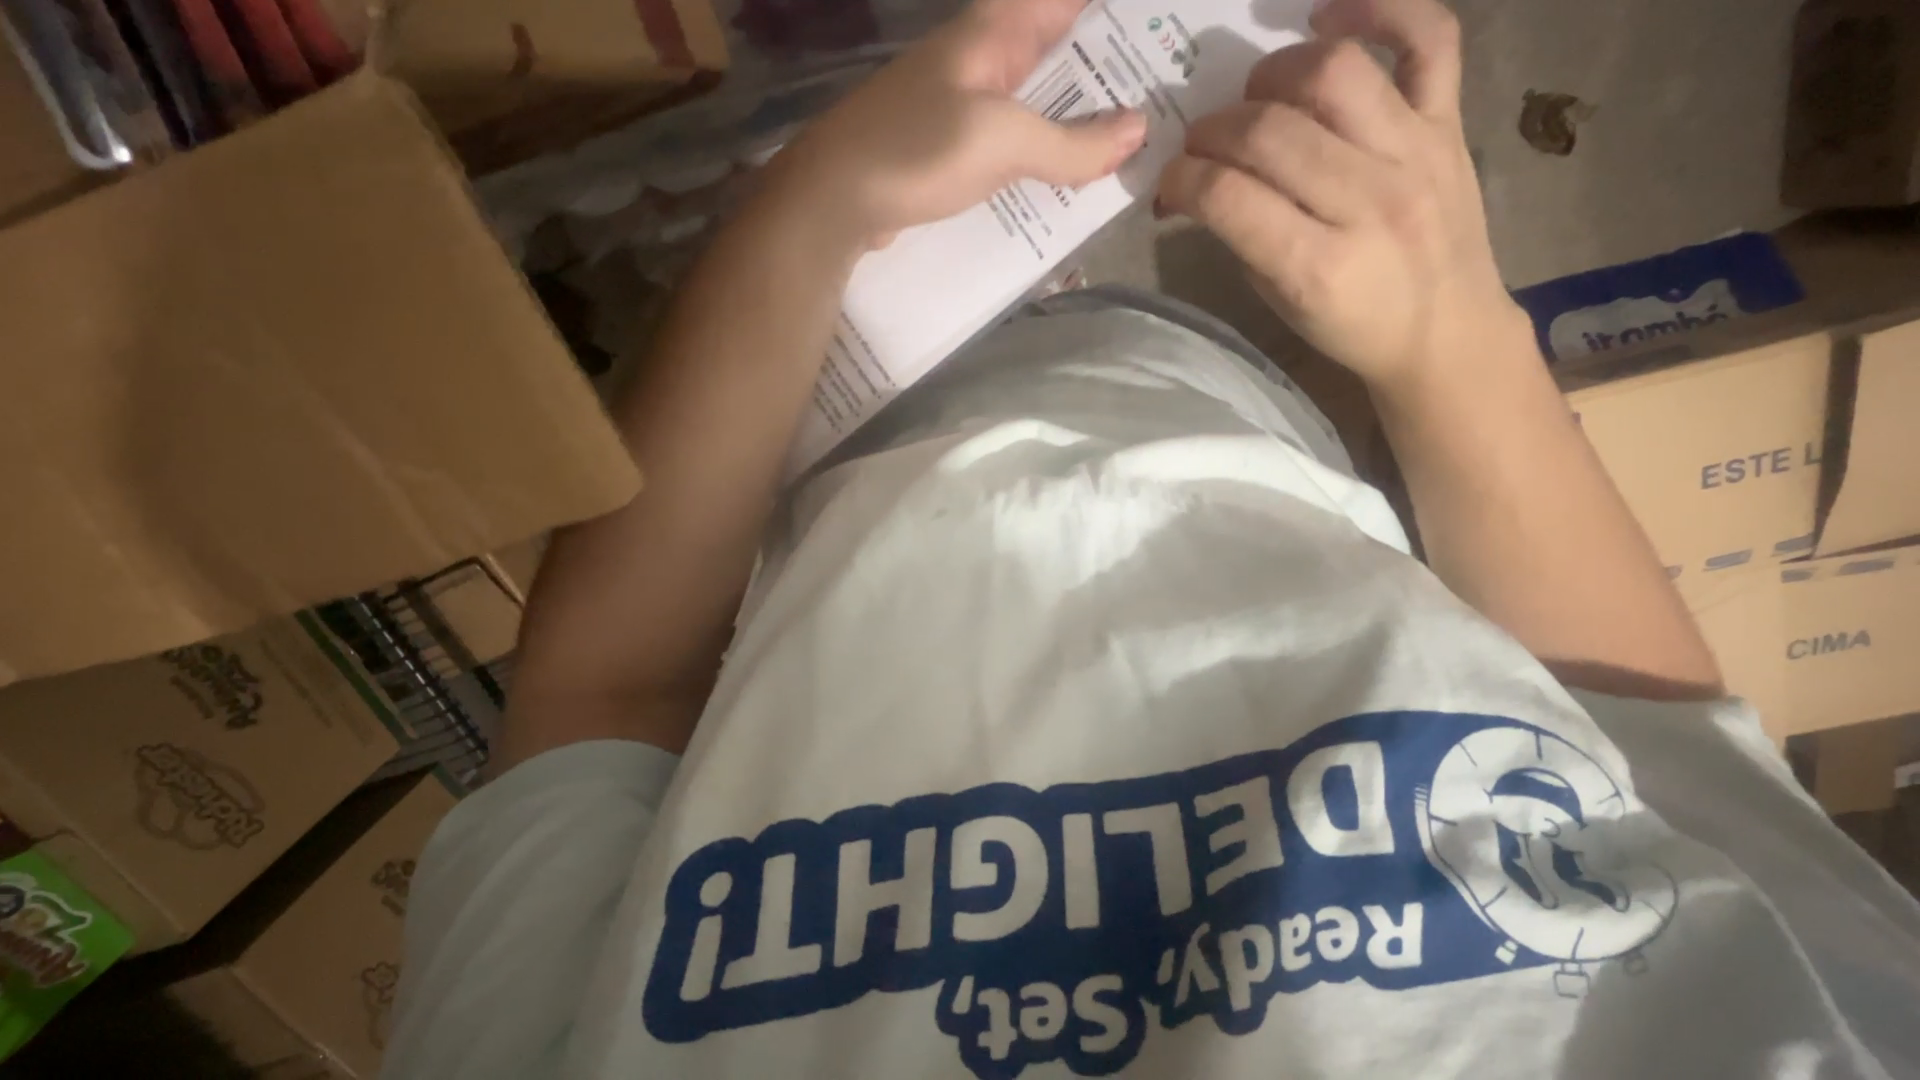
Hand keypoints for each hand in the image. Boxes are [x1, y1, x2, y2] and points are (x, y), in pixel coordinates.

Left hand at [767, 0, 1147, 250]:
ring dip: (1080, 118)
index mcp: (993, 31)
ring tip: (1135, 138)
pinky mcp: (951, 150)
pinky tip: (1072, 180)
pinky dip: (1045, 155)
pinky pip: (1013, 143)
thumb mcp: (1002, 141)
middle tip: (1165, 93)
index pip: (1067, 0)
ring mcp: (963, 105)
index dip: (1114, 13)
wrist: (833, 201)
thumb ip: (1071, 142)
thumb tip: (1137, 132)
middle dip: (1110, 69)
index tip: (1161, 26)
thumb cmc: (915, 150)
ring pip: (1038, 100)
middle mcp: (981, 58)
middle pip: (1059, 51)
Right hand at [1157, 0, 1530, 395]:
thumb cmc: (1352, 326)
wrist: (1448, 331)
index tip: (1168, 184)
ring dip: (1272, 74)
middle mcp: (1368, 203)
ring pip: (1332, 73)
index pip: (1226, 196)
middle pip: (1268, 132)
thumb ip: (1239, 236)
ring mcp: (1415, 154)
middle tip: (1200, 145)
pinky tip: (1328, 16)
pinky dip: (1381, 10)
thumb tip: (1194, 181)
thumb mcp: (1279, 299)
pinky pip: (1429, 38)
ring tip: (1256, 97)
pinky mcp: (1449, 124)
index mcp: (1316, 267)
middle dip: (1211, 131)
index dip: (1179, 179)